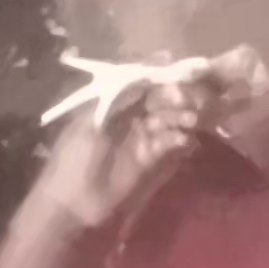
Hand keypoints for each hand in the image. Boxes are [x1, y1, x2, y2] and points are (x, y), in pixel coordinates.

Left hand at [33, 46, 267, 228]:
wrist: (72, 211)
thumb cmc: (76, 159)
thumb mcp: (96, 116)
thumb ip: (127, 88)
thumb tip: (163, 57)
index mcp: (115, 97)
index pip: (150, 76)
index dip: (172, 73)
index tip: (196, 69)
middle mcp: (132, 111)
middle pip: (165, 95)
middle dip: (182, 94)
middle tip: (195, 99)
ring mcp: (144, 134)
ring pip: (172, 115)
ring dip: (184, 115)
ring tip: (193, 118)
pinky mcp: (154, 157)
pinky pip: (173, 140)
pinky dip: (181, 138)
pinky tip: (186, 140)